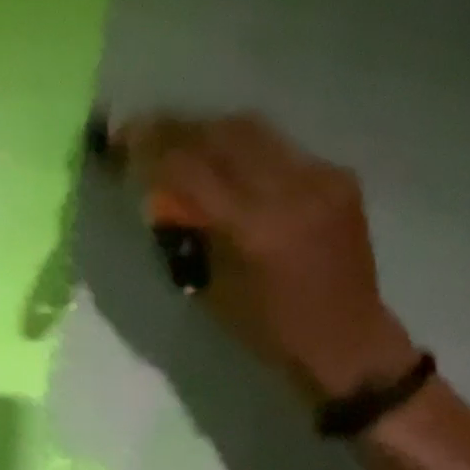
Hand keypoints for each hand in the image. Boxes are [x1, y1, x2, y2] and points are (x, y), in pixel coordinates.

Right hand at [109, 112, 419, 403]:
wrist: (347, 340)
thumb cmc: (268, 329)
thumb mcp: (210, 285)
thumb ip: (189, 231)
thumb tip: (161, 191)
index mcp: (253, 228)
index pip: (190, 168)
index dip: (151, 148)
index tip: (122, 140)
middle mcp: (290, 192)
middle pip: (223, 134)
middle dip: (179, 128)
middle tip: (148, 129)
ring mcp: (321, 179)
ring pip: (254, 131)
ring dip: (213, 131)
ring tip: (186, 138)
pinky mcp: (340, 178)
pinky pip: (282, 149)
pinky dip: (249, 151)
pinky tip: (234, 163)